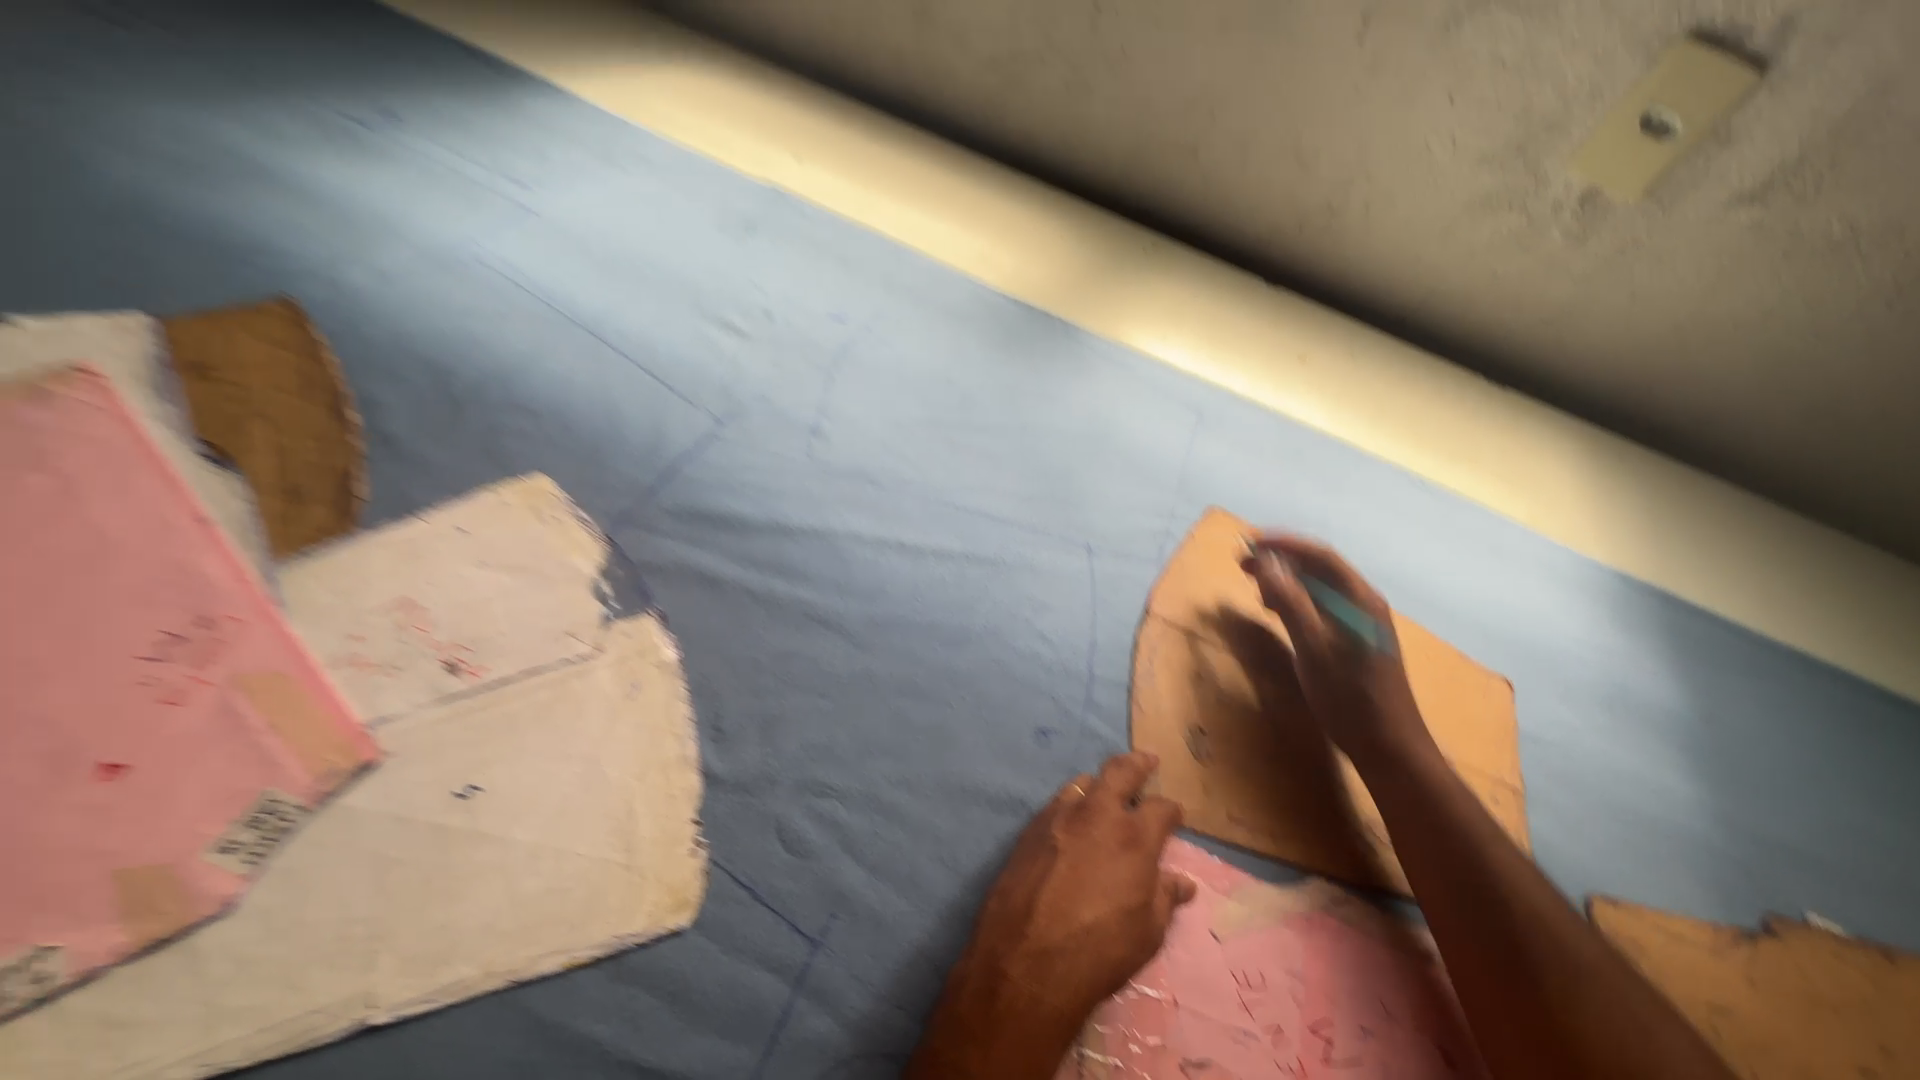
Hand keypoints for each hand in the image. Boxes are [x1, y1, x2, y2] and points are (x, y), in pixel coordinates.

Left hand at [906, 752, 1194, 1079]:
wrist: (1026, 961)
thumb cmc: (1099, 951)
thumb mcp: (1147, 932)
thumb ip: (1164, 898)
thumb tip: (1182, 882)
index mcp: (1135, 837)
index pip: (1161, 808)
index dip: (1171, 810)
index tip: (1174, 816)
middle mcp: (1097, 816)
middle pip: (1120, 771)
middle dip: (1137, 763)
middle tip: (1146, 760)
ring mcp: (1058, 818)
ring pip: (1082, 784)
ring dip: (1097, 786)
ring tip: (1103, 794)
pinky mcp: (1028, 831)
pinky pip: (1054, 806)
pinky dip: (1069, 807)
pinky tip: (1069, 824)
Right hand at [1240, 533, 1433, 768]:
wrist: (1389, 746)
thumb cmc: (1349, 697)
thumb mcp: (1313, 648)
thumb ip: (1290, 602)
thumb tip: (1264, 562)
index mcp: (1359, 599)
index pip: (1320, 555)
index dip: (1283, 544)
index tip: (1248, 542)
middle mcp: (1363, 604)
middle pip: (1319, 569)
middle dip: (1280, 562)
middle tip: (1242, 565)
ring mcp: (1360, 624)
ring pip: (1319, 590)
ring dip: (1286, 582)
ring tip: (1254, 587)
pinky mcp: (1354, 643)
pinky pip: (1322, 609)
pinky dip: (1296, 603)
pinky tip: (1277, 613)